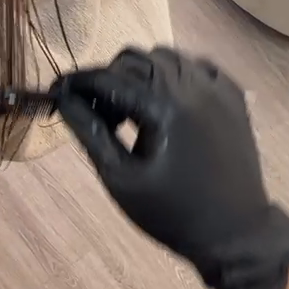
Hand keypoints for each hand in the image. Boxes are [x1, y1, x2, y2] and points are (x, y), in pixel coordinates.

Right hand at [57, 46, 288, 288]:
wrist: (233, 231)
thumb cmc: (168, 211)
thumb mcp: (120, 177)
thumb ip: (90, 133)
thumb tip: (63, 100)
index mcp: (164, 109)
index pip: (109, 79)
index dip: (77, 81)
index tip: (56, 89)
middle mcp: (193, 88)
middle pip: (136, 59)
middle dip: (107, 78)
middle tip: (96, 111)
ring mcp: (217, 89)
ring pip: (166, 56)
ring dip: (138, 73)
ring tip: (129, 109)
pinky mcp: (233, 97)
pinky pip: (195, 66)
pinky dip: (172, 74)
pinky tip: (163, 101)